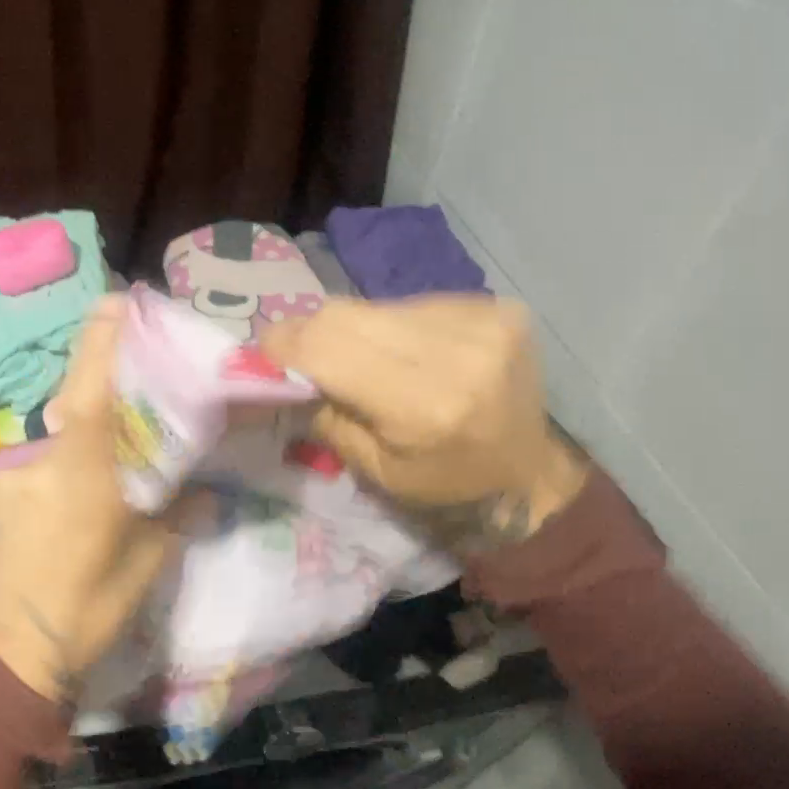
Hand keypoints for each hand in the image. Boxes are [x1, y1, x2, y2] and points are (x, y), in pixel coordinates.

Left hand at [0, 298, 175, 701]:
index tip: (115, 302)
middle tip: (122, 462)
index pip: (93, 386)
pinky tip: (51, 533)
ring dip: (72, 474)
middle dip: (100, 431)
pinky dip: (43, 495)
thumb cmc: (92, 606)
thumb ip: (177, 513)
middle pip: (75, 423)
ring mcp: (3, 481)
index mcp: (83, 470)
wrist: (14, 654)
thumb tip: (204, 487)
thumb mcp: (150, 561)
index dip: (102, 339)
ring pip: (51, 460)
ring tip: (86, 516)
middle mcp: (38, 462)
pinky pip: (24, 484)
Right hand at [261, 295, 587, 553]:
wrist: (527, 476)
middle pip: (347, 315)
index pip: (329, 348)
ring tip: (354, 357)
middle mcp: (456, 352)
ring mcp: (482, 321)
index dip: (284, 344)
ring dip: (352, 328)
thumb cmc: (442, 485)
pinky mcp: (494, 307)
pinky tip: (403, 351)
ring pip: (376, 304)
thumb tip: (282, 373)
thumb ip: (326, 414)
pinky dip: (392, 325)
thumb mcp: (372, 469)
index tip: (260, 353)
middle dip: (309, 332)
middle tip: (292, 352)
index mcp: (423, 405)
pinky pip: (412, 303)